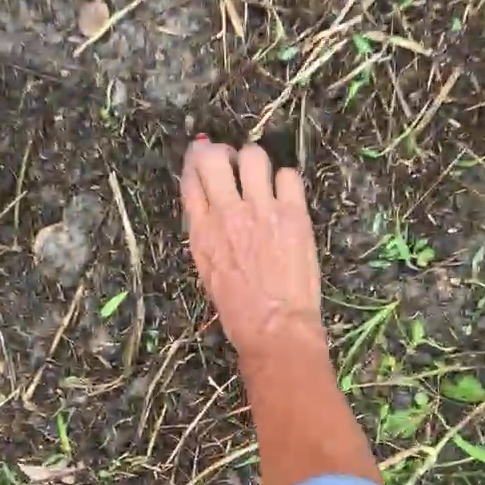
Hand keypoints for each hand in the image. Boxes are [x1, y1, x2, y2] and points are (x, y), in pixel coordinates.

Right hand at [180, 139, 323, 358]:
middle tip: (234, 166)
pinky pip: (289, 176)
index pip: (191, 177)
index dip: (198, 164)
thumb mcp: (209, 274)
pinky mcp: (293, 214)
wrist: (275, 330)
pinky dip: (287, 183)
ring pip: (253, 156)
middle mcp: (227, 212)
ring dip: (256, 164)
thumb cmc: (241, 314)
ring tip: (263, 181)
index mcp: (201, 231)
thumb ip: (208, 236)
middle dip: (223, 154)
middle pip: (215, 156)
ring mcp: (261, 209)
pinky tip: (287, 200)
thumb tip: (212, 210)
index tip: (207, 164)